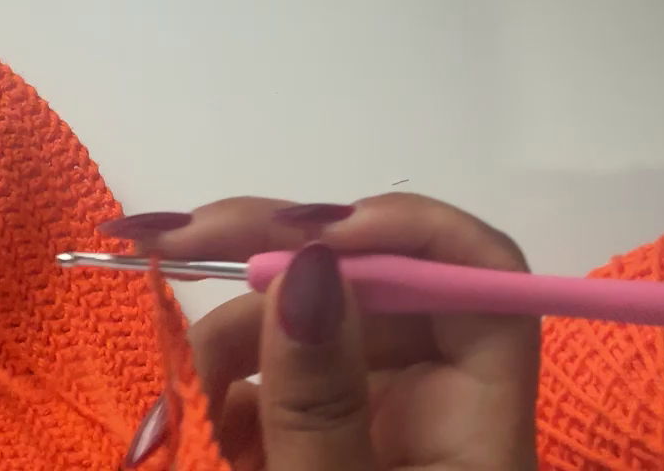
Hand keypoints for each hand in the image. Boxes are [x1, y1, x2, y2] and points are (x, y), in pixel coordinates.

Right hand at [102, 194, 539, 470]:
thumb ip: (321, 409)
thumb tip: (308, 264)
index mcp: (478, 429)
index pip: (486, 279)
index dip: (408, 230)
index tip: (308, 236)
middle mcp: (440, 405)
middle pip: (380, 277)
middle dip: (279, 253)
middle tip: (177, 238)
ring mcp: (385, 417)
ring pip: (323, 313)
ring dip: (246, 325)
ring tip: (197, 383)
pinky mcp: (338, 434)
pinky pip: (293, 364)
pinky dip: (244, 373)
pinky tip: (217, 417)